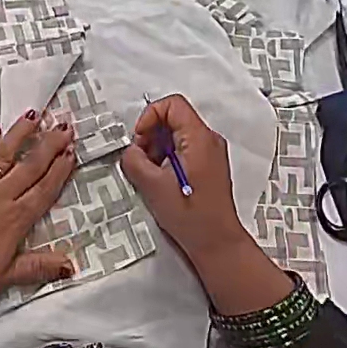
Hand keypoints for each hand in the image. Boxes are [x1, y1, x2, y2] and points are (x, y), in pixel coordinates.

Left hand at [0, 109, 79, 305]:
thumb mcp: (6, 276)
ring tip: (34, 116)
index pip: (44, 189)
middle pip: (30, 166)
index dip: (60, 170)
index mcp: (16, 219)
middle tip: (64, 128)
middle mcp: (0, 196)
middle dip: (50, 145)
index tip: (71, 153)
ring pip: (3, 153)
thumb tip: (69, 266)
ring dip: (20, 134)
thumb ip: (38, 267)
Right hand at [120, 95, 292, 318]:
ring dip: (157, 149)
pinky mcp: (208, 166)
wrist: (216, 242)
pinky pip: (183, 150)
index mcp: (199, 138)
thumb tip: (131, 151)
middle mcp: (209, 140)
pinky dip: (167, 159)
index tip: (139, 140)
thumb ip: (134, 160)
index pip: (172, 104)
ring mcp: (210, 153)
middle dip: (151, 135)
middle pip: (174, 118)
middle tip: (141, 160)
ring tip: (151, 174)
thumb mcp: (151, 185)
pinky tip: (161, 181)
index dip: (150, 116)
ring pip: (177, 135)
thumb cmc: (190, 215)